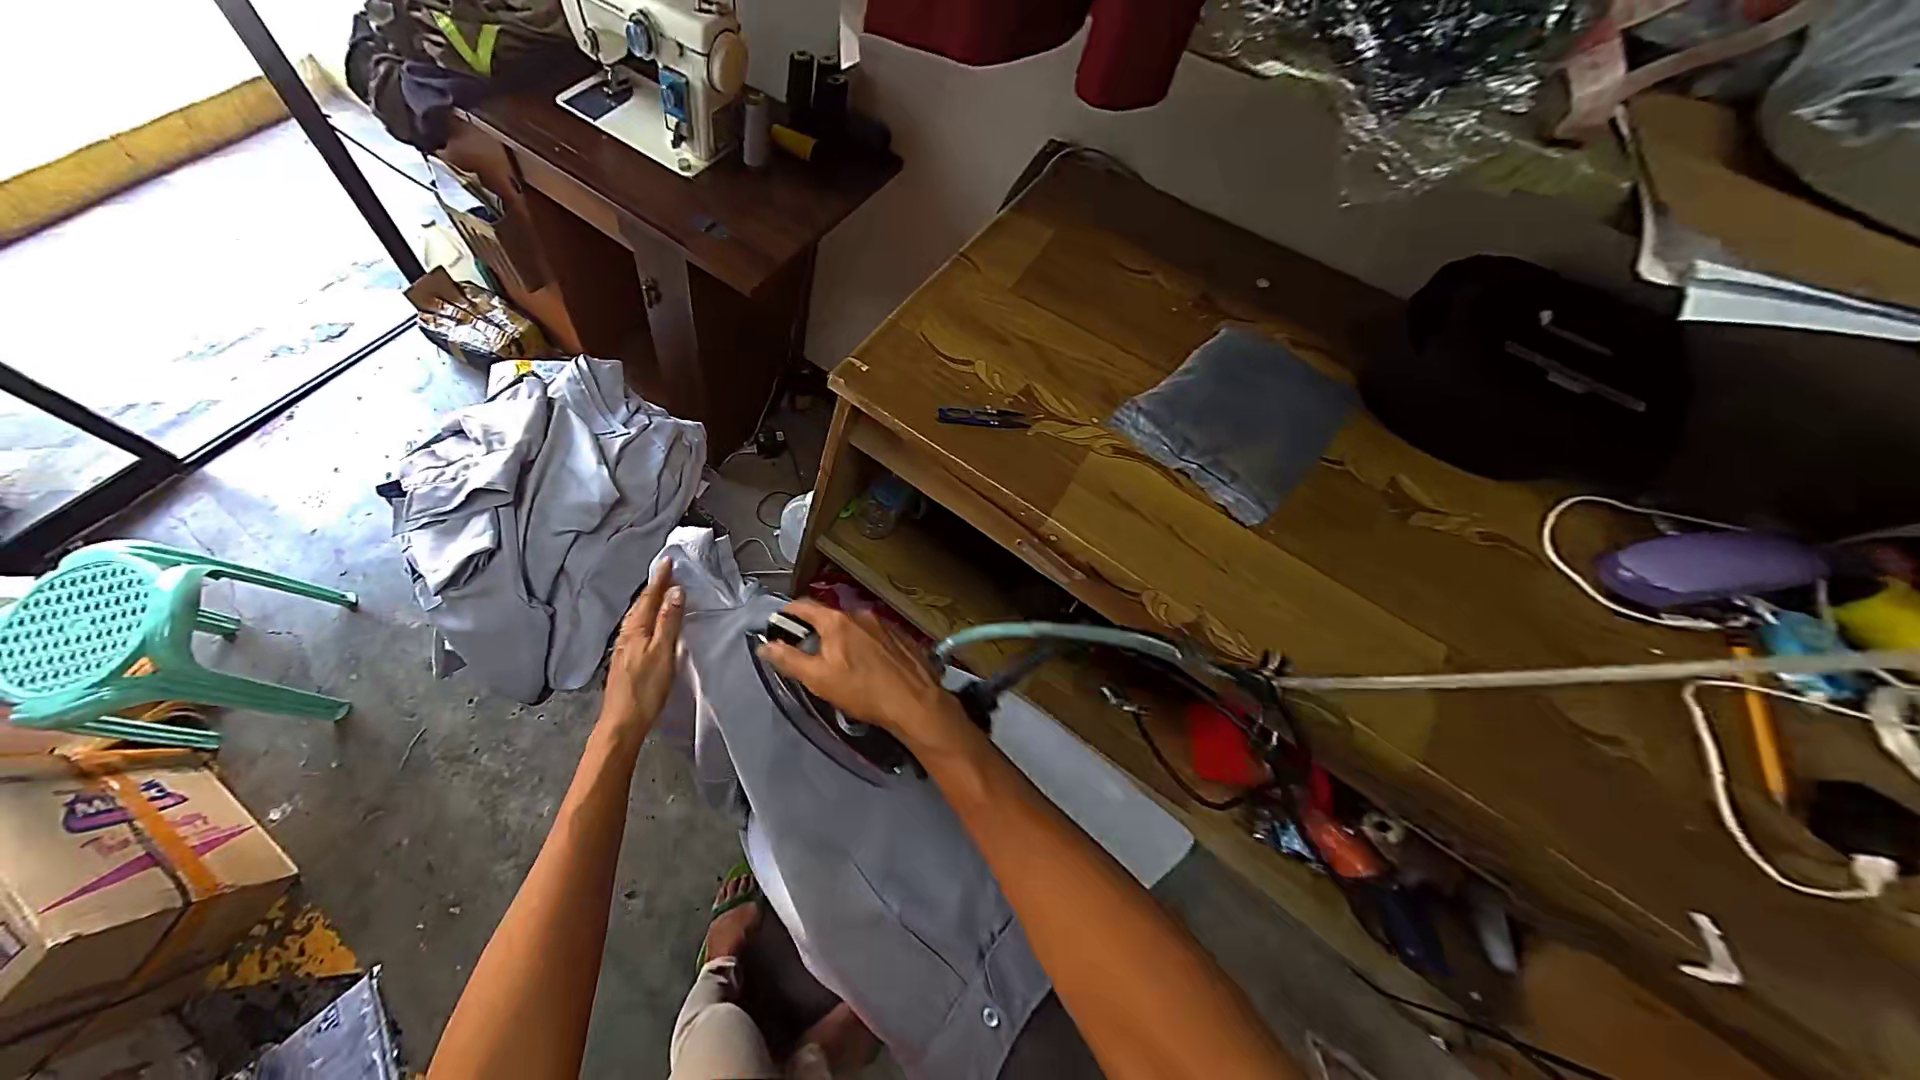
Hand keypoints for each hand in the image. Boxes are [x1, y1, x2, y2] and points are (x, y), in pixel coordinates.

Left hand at [603, 559, 684, 734]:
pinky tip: (651, 625)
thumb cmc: (644, 689)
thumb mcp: (663, 652)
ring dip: (650, 603)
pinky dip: (647, 619)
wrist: (623, 722)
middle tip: (666, 572)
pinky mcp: (628, 661)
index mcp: (636, 630)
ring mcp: (625, 649)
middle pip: (641, 605)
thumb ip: (668, 621)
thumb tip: (674, 593)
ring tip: (661, 593)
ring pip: (639, 617)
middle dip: (654, 587)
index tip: (667, 562)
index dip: (660, 579)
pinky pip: (638, 630)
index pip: (649, 597)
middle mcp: (627, 636)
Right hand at [756, 600, 975, 758]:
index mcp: (837, 621)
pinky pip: (876, 636)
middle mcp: (862, 615)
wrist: (915, 702)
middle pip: (831, 617)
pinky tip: (870, 667)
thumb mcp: (818, 679)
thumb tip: (766, 645)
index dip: (789, 613)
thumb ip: (789, 659)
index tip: (781, 622)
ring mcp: (885, 624)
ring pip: (855, 627)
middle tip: (813, 654)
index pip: (804, 606)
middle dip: (819, 632)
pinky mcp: (902, 637)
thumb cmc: (863, 691)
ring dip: (845, 640)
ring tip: (844, 664)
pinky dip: (867, 646)